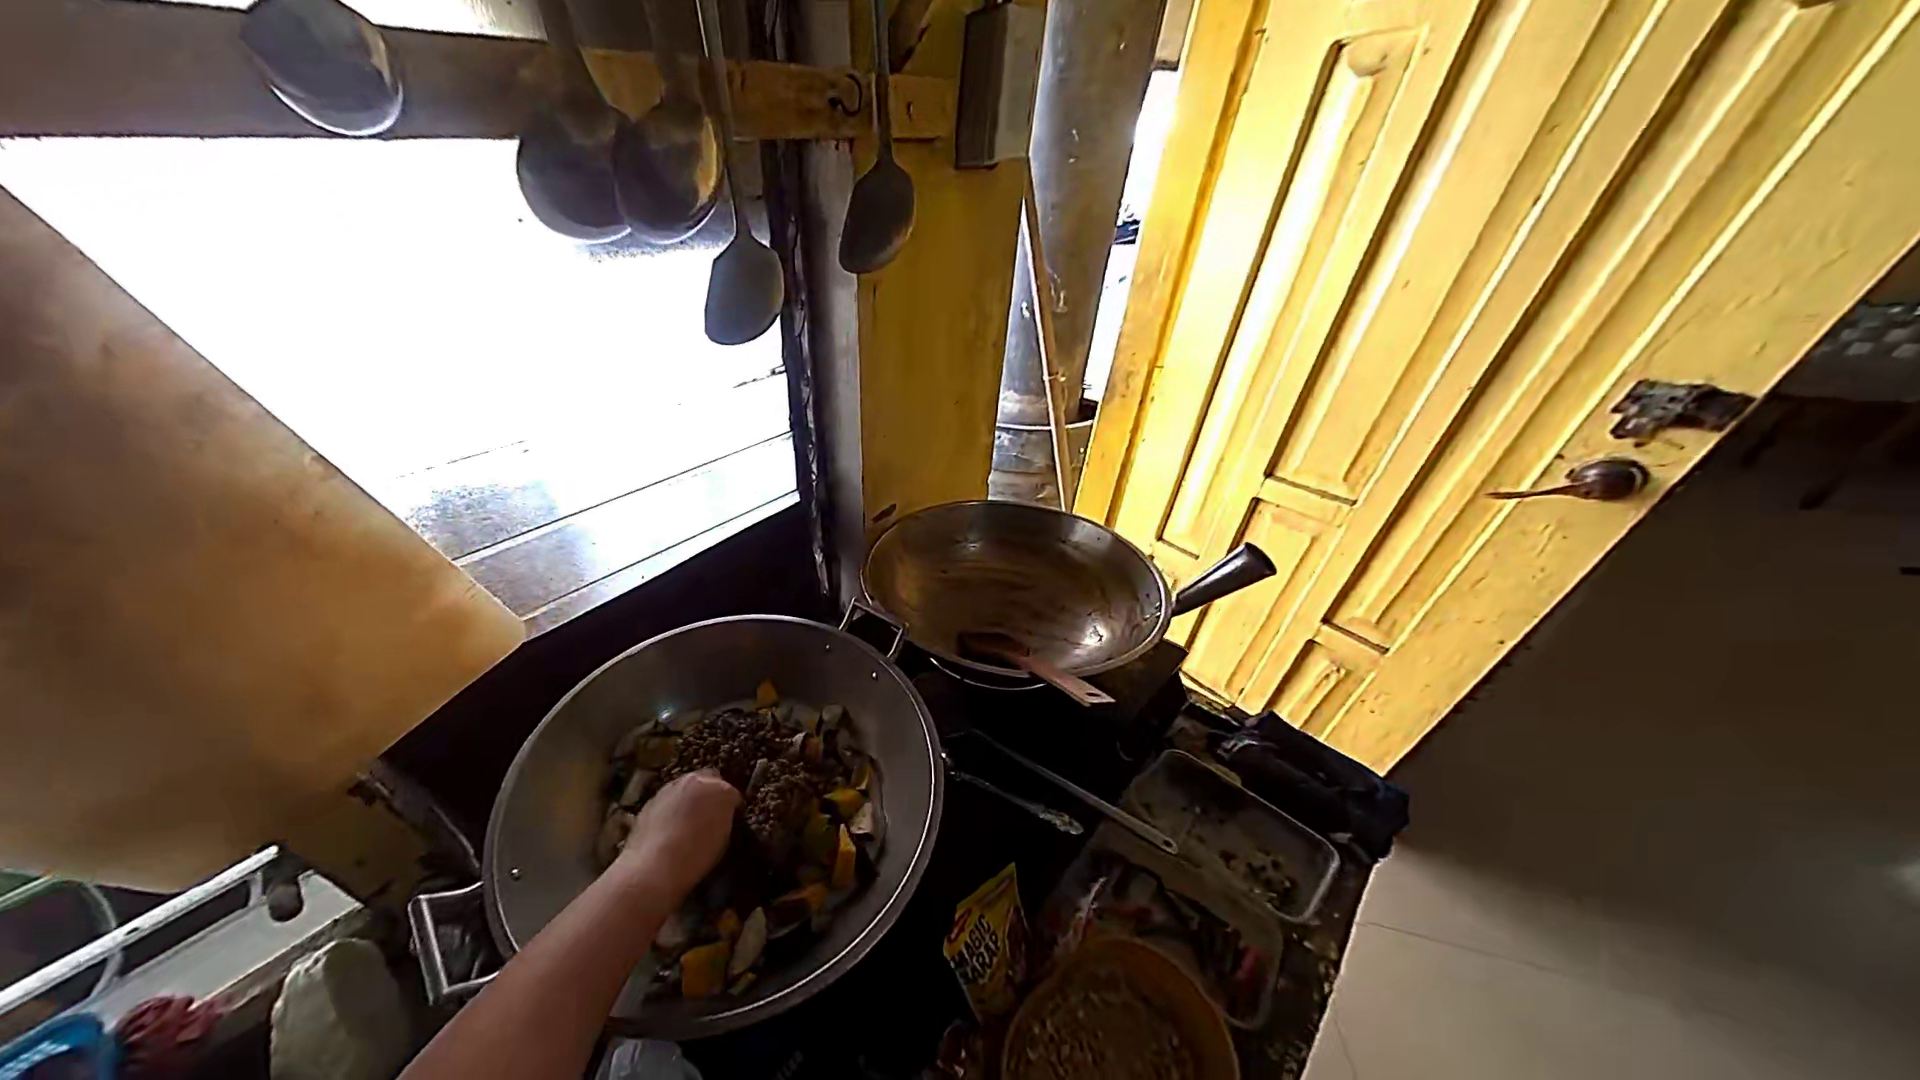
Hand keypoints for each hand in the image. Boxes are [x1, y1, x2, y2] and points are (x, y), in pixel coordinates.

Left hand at [613, 770, 739, 900]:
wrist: (653, 869)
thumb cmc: (695, 858)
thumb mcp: (723, 840)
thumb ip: (724, 820)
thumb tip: (720, 819)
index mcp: (722, 791)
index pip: (734, 795)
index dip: (733, 809)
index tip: (730, 821)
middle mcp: (698, 782)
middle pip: (711, 780)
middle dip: (712, 794)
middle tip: (710, 815)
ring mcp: (672, 787)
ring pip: (687, 787)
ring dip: (690, 798)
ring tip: (687, 822)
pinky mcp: (652, 798)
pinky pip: (668, 798)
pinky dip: (672, 807)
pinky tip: (669, 828)